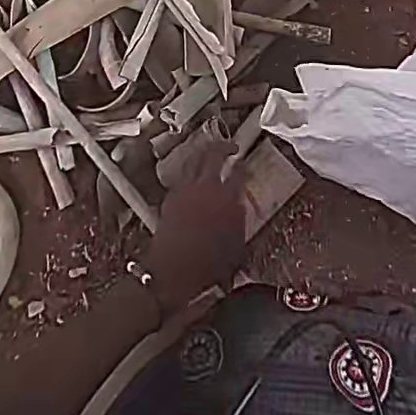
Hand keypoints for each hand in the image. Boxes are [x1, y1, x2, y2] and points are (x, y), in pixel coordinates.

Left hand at [141, 140, 247, 316]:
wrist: (174, 269)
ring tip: (210, 151)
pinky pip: (182, 174)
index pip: (238, 173)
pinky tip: (192, 174)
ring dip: (204, 152)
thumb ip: (239, 222)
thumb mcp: (237, 247)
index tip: (244, 162)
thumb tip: (238, 208)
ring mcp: (186, 188)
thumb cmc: (209, 264)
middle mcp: (206, 187)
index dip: (243, 165)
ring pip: (195, 159)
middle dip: (225, 146)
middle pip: (215, 155)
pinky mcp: (171, 195)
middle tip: (231, 146)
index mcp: (227, 198)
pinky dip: (190, 169)